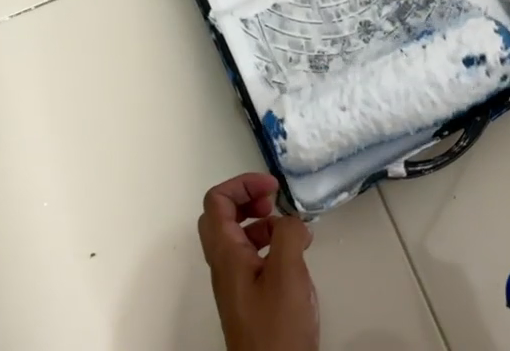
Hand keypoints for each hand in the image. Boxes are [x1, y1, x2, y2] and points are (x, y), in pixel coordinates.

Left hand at [197, 172, 318, 350]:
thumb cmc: (277, 326)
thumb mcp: (287, 273)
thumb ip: (288, 234)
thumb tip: (291, 220)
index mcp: (225, 253)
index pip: (217, 200)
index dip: (242, 184)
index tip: (273, 189)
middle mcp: (223, 264)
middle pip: (222, 214)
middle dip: (247, 199)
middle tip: (274, 204)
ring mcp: (234, 282)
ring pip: (237, 235)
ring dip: (261, 222)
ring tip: (290, 231)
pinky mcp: (248, 297)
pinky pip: (251, 257)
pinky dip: (269, 245)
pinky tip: (293, 257)